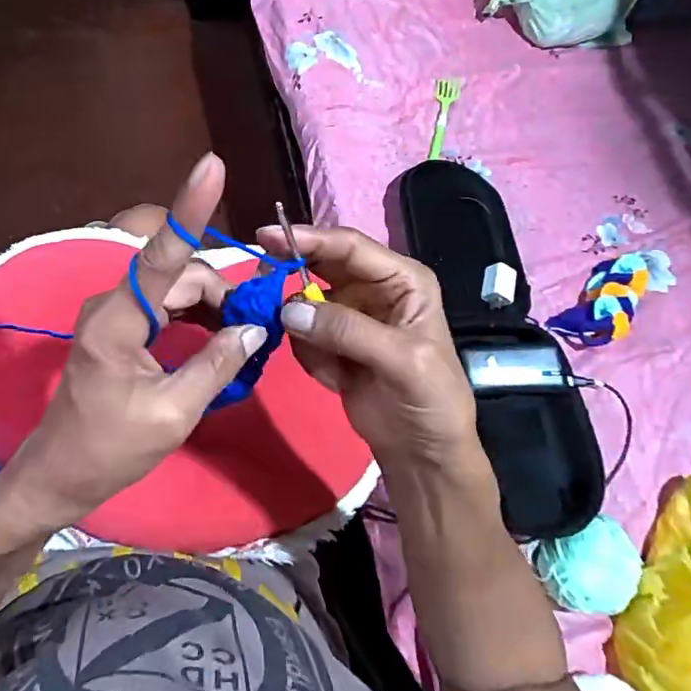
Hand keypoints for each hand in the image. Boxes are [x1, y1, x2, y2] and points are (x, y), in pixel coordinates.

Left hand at [0, 154, 266, 531]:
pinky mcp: (118, 327)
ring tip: (239, 336)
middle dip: (221, 292)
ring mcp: (113, 313)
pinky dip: (195, 316)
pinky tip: (217, 337)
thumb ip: (216, 364)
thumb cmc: (109, 450)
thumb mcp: (173, 413)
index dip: (190, 208)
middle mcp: (113, 304)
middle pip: (180, 274)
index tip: (212, 165)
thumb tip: (252, 329)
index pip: (162, 253)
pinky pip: (165, 306)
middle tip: (254, 330)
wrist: (58, 477)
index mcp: (118, 319)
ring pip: (175, 288)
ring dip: (210, 305)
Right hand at [255, 224, 476, 469]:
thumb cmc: (430, 400)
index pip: (350, 247)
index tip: (266, 237)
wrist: (423, 452)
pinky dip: (308, 354)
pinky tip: (337, 379)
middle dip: (292, 274)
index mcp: (402, 279)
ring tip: (330, 363)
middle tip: (260, 283)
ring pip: (304, 301)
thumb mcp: (401, 360)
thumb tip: (289, 310)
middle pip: (321, 265)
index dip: (309, 239)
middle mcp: (374, 288)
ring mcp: (349, 315)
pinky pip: (301, 334)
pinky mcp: (331, 342)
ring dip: (301, 327)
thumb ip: (347, 330)